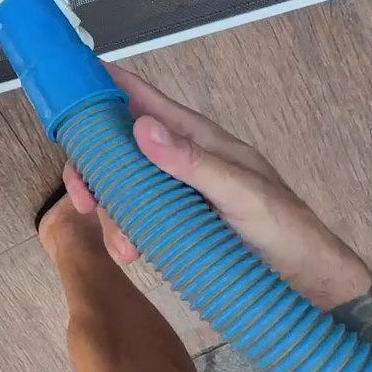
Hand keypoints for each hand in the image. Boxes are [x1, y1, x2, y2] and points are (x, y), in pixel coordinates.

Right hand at [61, 63, 371, 310]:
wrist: (309, 287)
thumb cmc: (284, 229)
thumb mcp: (242, 193)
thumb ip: (193, 161)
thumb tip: (140, 125)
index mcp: (191, 135)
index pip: (137, 96)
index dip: (99, 84)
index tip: (62, 87)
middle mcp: (172, 156)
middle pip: (111, 146)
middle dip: (90, 169)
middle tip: (84, 199)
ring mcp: (167, 189)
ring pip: (115, 185)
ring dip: (108, 213)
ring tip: (124, 249)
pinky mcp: (167, 221)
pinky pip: (129, 217)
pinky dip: (121, 233)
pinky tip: (130, 254)